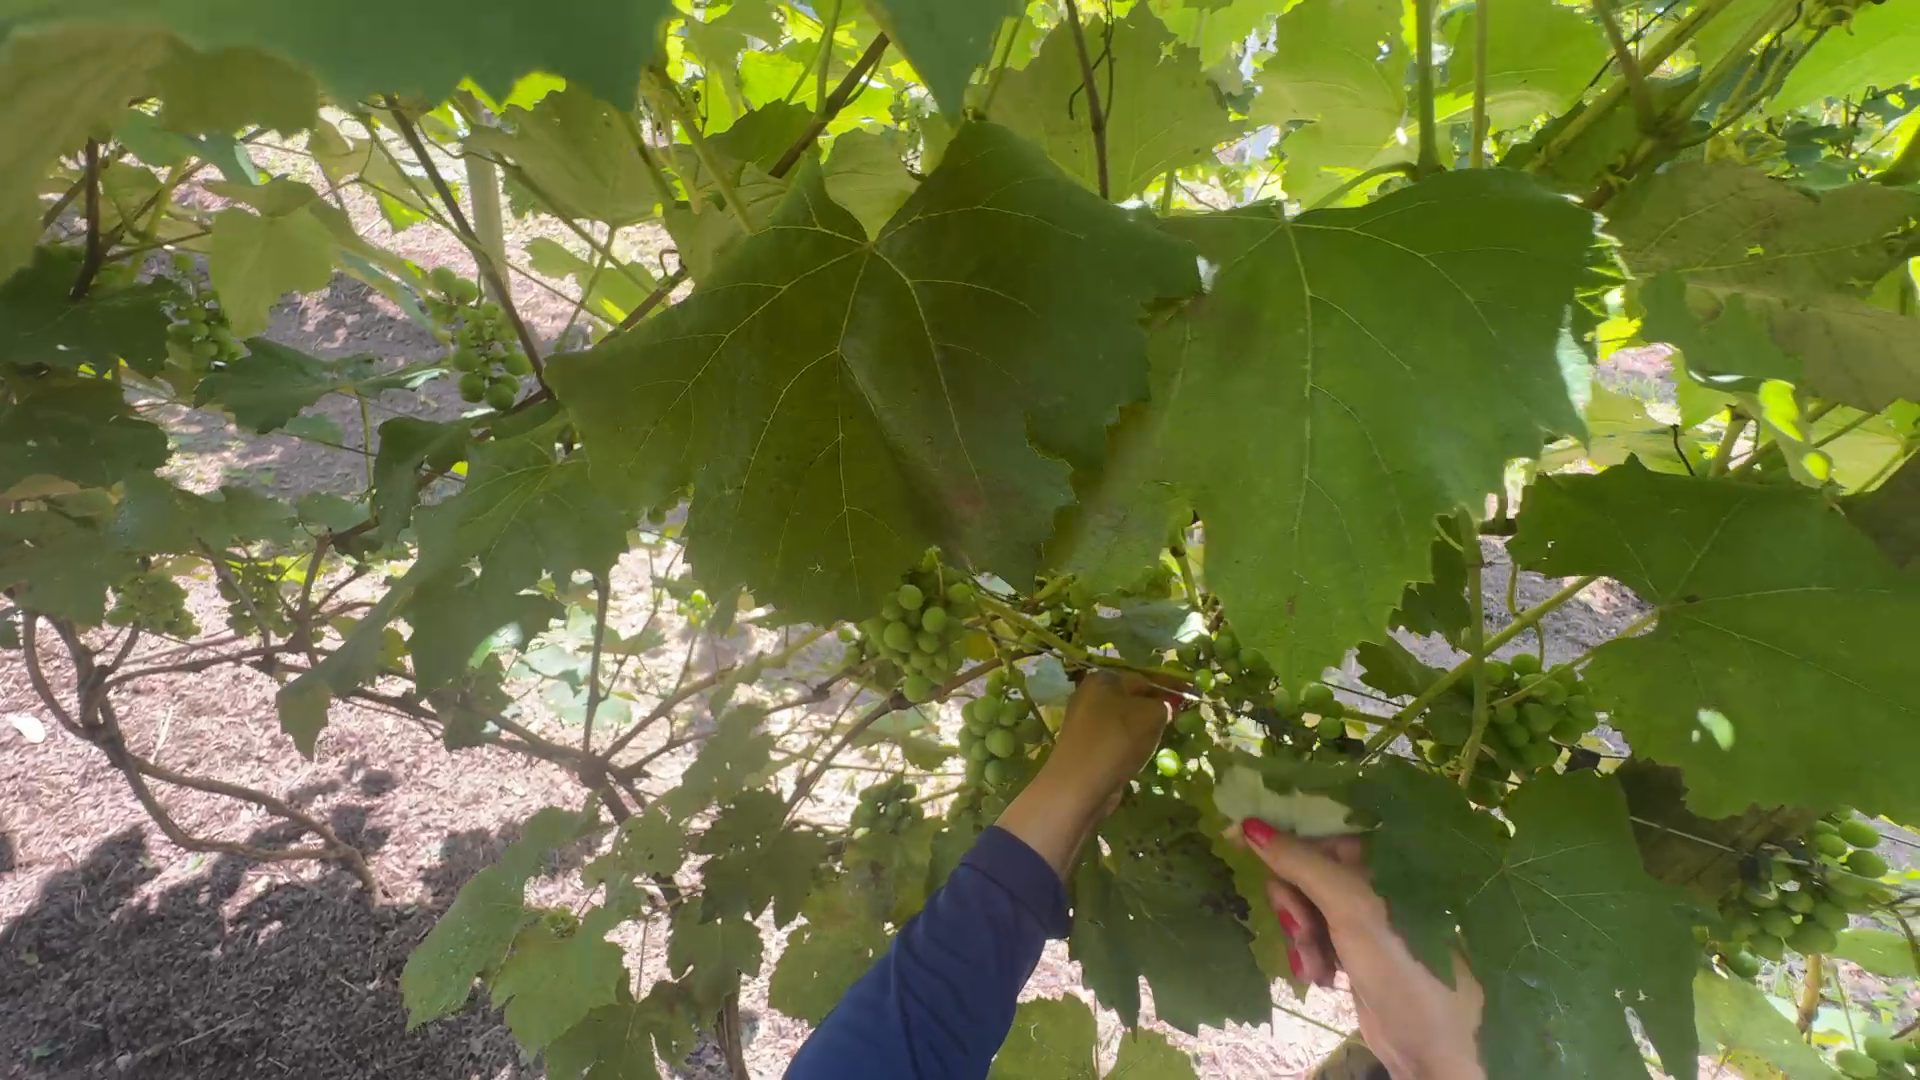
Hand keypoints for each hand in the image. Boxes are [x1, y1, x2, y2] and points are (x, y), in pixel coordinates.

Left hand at [995, 670, 1171, 878]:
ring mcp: (1085, 722)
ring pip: (1125, 719)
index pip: (1143, 677)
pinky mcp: (1086, 746)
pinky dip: (1131, 742)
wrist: (1080, 783)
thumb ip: (1163, 704)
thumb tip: (1163, 706)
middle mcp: (1090, 696)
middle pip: (1132, 697)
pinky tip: (1142, 753)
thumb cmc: (1117, 739)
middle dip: (1157, 706)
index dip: (1169, 686)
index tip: (1191, 695)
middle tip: (1181, 717)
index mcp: (1103, 679)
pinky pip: (1116, 738)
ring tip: (1163, 736)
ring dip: (1145, 726)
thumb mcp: (1151, 714)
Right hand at [1239, 819, 1485, 1079]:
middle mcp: (1370, 880)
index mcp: (1380, 859)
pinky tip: (1320, 975)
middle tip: (1302, 929)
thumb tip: (1247, 824)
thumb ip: (1299, 861)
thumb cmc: (1401, 968)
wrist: (1432, 1054)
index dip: (1276, 835)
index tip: (1236, 838)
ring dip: (1298, 934)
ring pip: (1299, 902)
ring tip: (1315, 963)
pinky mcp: (1351, 946)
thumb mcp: (1348, 907)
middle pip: (1300, 868)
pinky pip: (1309, 931)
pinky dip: (1307, 952)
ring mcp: (1360, 915)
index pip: (1315, 829)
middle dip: (1292, 902)